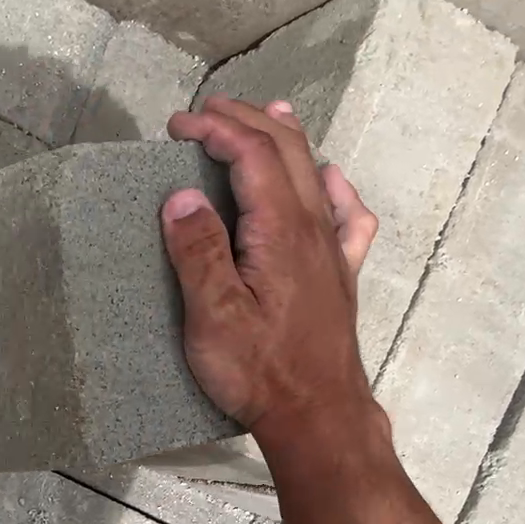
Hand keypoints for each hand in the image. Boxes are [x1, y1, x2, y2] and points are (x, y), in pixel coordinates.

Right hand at [162, 96, 384, 445]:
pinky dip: (335, 186)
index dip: (217, 131)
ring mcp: (332, 250)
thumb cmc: (257, 367)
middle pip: (287, 155)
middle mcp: (314, 228)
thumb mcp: (212, 313)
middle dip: (246, 123)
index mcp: (281, 231)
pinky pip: (347, 215)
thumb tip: (181, 197)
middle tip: (206, 113)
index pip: (253, 158)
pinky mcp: (337, 275)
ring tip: (266, 118)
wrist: (315, 410)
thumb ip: (197, 252)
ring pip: (315, 174)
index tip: (177, 125)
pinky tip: (331, 183)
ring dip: (286, 141)